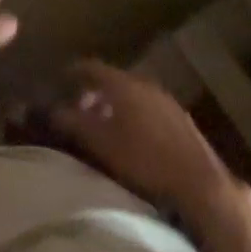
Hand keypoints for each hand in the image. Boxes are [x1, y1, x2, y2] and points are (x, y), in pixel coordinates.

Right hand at [52, 60, 246, 219]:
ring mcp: (167, 102)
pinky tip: (130, 140)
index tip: (57, 83)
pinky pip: (148, 110)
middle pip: (112, 81)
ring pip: (132, 96)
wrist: (199, 184)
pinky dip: (132, 117)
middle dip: (92, 94)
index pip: (91, 67)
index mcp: (124, 84)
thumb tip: (51, 110)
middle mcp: (147, 85)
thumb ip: (72, 122)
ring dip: (113, 107)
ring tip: (100, 128)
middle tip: (76, 111)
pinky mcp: (181, 122)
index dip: (71, 73)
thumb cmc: (143, 159)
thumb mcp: (99, 142)